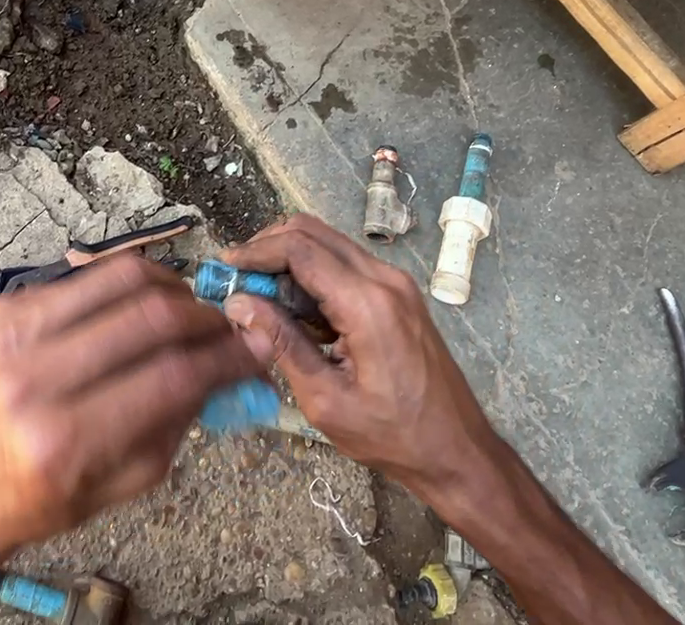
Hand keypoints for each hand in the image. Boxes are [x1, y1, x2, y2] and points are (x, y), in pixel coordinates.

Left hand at [0, 254, 260, 551]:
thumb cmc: (43, 496)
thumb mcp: (123, 484)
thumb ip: (179, 421)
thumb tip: (228, 361)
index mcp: (65, 439)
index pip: (170, 378)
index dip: (226, 357)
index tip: (257, 348)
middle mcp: (34, 378)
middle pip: (149, 317)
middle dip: (204, 316)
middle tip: (225, 325)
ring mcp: (14, 333)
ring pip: (120, 277)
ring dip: (171, 287)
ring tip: (187, 307)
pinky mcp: (5, 307)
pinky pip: (86, 277)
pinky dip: (126, 286)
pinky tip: (139, 304)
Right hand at [220, 214, 504, 501]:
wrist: (460, 452)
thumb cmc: (394, 436)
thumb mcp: (326, 399)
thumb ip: (282, 343)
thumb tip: (238, 303)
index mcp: (368, 303)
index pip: (299, 248)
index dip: (255, 251)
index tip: (224, 268)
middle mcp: (384, 279)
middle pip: (312, 232)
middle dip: (267, 247)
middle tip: (237, 279)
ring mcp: (394, 283)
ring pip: (327, 242)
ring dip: (287, 258)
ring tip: (258, 295)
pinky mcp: (396, 293)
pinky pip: (344, 263)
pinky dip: (311, 273)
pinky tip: (294, 309)